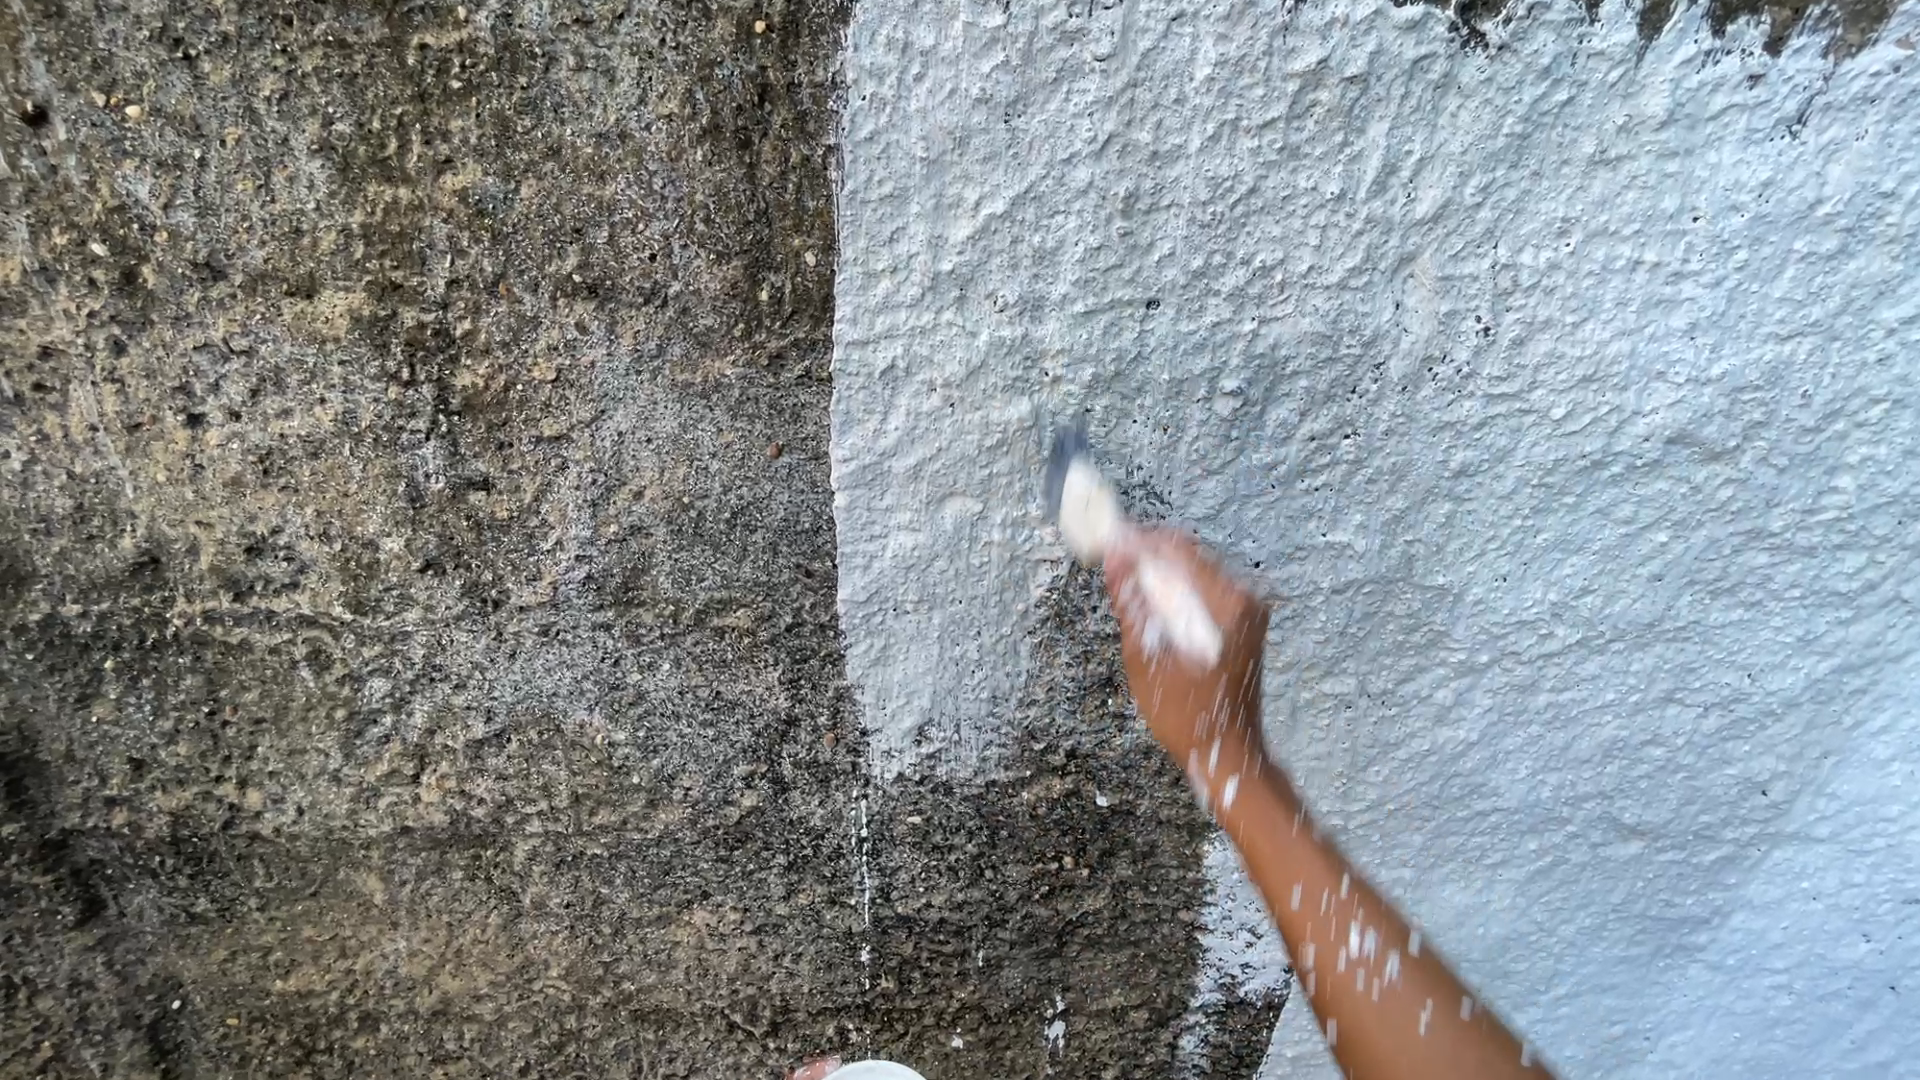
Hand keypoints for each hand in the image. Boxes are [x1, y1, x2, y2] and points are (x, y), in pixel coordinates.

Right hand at [1102, 527, 1269, 776]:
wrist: (1227, 751)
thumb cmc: (1186, 713)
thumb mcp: (1146, 655)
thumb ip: (1131, 600)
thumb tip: (1114, 556)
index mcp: (1226, 602)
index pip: (1176, 548)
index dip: (1138, 541)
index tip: (1107, 540)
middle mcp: (1245, 597)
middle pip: (1188, 553)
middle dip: (1147, 552)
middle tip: (1111, 558)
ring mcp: (1248, 607)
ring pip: (1194, 567)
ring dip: (1160, 568)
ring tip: (1126, 579)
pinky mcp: (1244, 619)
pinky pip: (1204, 586)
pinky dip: (1175, 586)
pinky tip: (1151, 600)